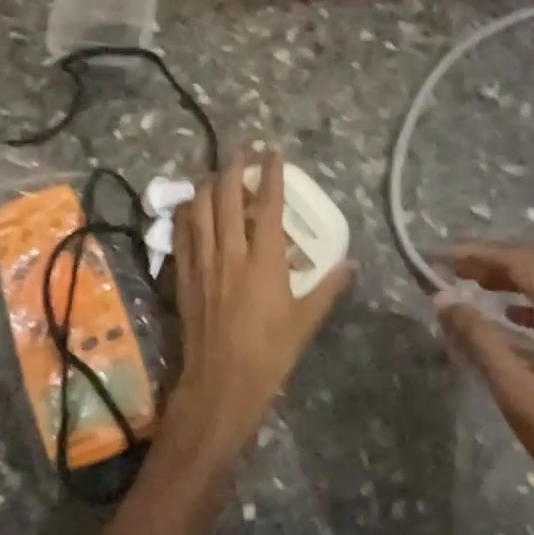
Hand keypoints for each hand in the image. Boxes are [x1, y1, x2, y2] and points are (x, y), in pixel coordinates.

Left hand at [172, 151, 352, 447]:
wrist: (221, 382)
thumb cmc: (269, 353)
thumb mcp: (306, 321)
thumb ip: (328, 288)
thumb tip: (351, 264)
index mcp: (264, 260)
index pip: (268, 205)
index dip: (271, 173)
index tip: (273, 152)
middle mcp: (231, 252)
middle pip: (227, 196)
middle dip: (235, 167)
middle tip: (243, 152)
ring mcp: (202, 262)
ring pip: (200, 208)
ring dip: (209, 185)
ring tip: (219, 175)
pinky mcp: (184, 276)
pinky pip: (182, 234)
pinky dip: (188, 213)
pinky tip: (192, 206)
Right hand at [434, 243, 533, 520]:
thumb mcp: (516, 392)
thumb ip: (479, 340)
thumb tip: (443, 299)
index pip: (520, 262)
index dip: (476, 253)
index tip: (439, 260)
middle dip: (496, 258)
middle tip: (456, 268)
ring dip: (516, 276)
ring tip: (476, 286)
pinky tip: (513, 319)